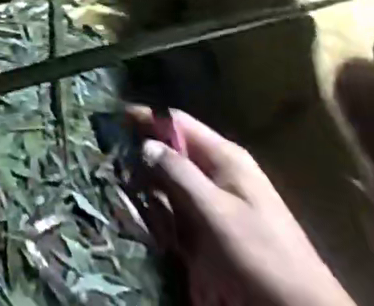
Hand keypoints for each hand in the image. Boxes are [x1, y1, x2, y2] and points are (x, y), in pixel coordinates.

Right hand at [126, 107, 354, 305]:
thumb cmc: (261, 255)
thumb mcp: (216, 212)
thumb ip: (179, 174)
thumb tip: (146, 143)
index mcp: (225, 157)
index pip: (178, 122)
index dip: (147, 118)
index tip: (114, 118)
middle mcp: (221, 172)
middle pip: (174, 151)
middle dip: (144, 156)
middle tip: (112, 163)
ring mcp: (220, 200)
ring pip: (174, 182)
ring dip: (151, 188)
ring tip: (124, 194)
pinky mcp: (218, 228)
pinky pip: (182, 210)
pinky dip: (164, 212)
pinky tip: (150, 223)